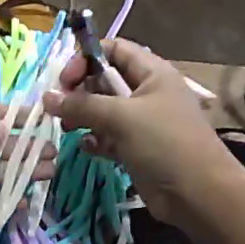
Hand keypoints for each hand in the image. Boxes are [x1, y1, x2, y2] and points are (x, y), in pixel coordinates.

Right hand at [45, 39, 243, 221]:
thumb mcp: (122, 117)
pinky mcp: (138, 150)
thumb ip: (83, 105)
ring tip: (66, 129)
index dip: (87, 58)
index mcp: (152, 73)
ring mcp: (143, 124)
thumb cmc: (164, 143)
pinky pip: (110, 139)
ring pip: (105, 112)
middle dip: (81, 91)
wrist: (197, 193)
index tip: (64, 80)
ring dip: (84, 118)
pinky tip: (86, 148)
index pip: (115, 50)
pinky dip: (96, 141)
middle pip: (106, 81)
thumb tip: (47, 98)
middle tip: (59, 108)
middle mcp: (147, 94)